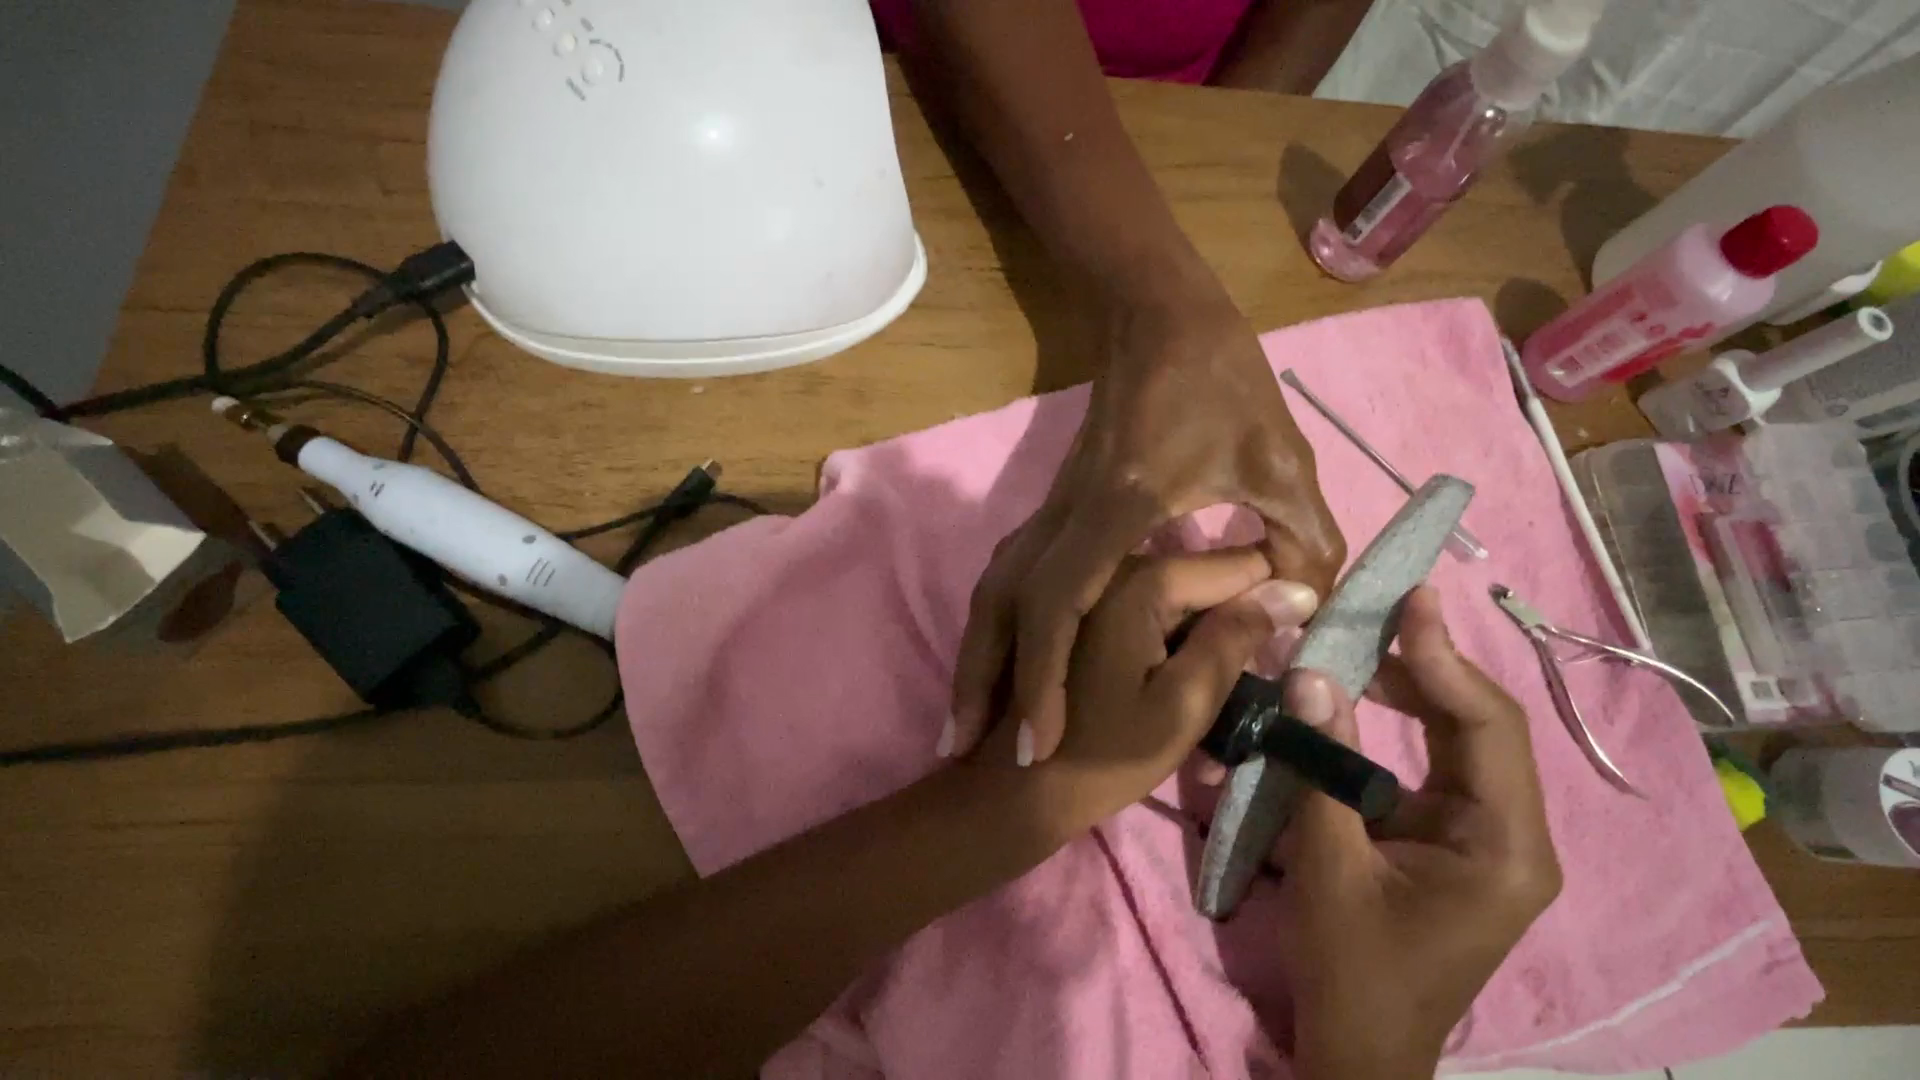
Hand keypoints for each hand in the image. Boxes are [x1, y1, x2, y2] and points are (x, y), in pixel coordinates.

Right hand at [944, 284, 1346, 765]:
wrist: (1162, 319)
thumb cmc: (1224, 385)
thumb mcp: (1280, 464)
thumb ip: (1301, 544)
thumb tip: (1298, 618)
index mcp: (1118, 507)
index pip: (1064, 601)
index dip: (1046, 677)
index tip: (1040, 744)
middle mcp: (1064, 515)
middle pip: (1004, 604)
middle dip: (984, 681)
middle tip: (965, 751)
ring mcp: (1048, 508)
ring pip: (993, 588)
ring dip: (977, 654)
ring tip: (965, 719)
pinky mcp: (1050, 506)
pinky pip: (1007, 574)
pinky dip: (995, 624)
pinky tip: (998, 659)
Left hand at [994, 548, 1319, 832]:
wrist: (1008, 787)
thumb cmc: (1100, 756)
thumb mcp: (1184, 705)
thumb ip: (1236, 639)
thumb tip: (1295, 588)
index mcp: (1141, 578)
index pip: (1240, 566)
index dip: (1275, 603)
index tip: (1290, 646)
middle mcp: (1111, 563)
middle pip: (1204, 581)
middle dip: (1232, 626)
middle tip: (1246, 689)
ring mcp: (1089, 583)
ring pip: (1174, 598)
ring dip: (1197, 641)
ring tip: (1207, 700)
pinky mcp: (1076, 608)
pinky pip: (1141, 610)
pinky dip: (1162, 643)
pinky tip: (1165, 689)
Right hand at [1279, 587, 1561, 1079]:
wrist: (1362, 1047)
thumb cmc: (1352, 966)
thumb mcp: (1328, 866)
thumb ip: (1321, 768)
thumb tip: (1306, 676)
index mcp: (1504, 847)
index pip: (1487, 730)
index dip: (1446, 661)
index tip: (1409, 604)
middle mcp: (1512, 835)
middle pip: (1482, 727)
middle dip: (1431, 666)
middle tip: (1381, 612)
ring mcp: (1486, 838)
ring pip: (1461, 741)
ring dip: (1415, 690)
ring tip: (1362, 645)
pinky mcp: (1453, 841)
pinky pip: (1434, 765)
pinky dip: (1400, 724)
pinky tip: (1362, 696)